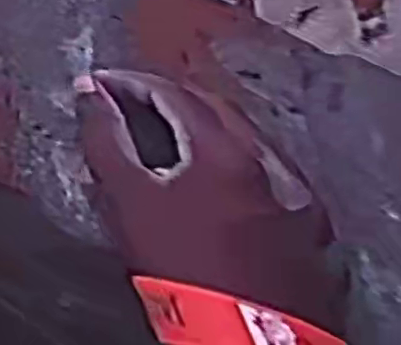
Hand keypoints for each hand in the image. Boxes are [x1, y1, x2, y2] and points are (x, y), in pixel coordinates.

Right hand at [76, 70, 344, 334]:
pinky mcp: (310, 225)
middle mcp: (272, 166)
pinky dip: (227, 151)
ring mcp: (300, 198)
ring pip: (246, 137)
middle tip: (125, 95)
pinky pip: (264, 168)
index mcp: (225, 153)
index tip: (97, 81)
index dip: (128, 81)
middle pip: (217, 108)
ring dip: (199, 122)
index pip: (172, 94)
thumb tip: (90, 91)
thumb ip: (104, 132)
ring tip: (160, 126)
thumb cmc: (174, 253)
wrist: (244, 330)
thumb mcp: (123, 188)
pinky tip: (204, 166)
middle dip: (167, 94)